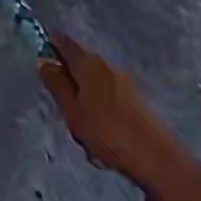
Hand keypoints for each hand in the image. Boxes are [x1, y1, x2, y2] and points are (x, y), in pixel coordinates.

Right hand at [36, 34, 174, 176]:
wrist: (159, 160)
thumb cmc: (108, 133)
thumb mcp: (72, 111)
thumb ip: (56, 84)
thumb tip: (42, 61)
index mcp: (87, 62)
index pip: (63, 40)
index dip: (49, 46)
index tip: (41, 61)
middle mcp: (105, 64)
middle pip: (78, 60)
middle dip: (66, 75)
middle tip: (59, 100)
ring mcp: (122, 80)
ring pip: (91, 79)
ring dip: (82, 94)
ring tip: (79, 123)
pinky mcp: (133, 99)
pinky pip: (105, 93)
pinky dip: (96, 105)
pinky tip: (98, 130)